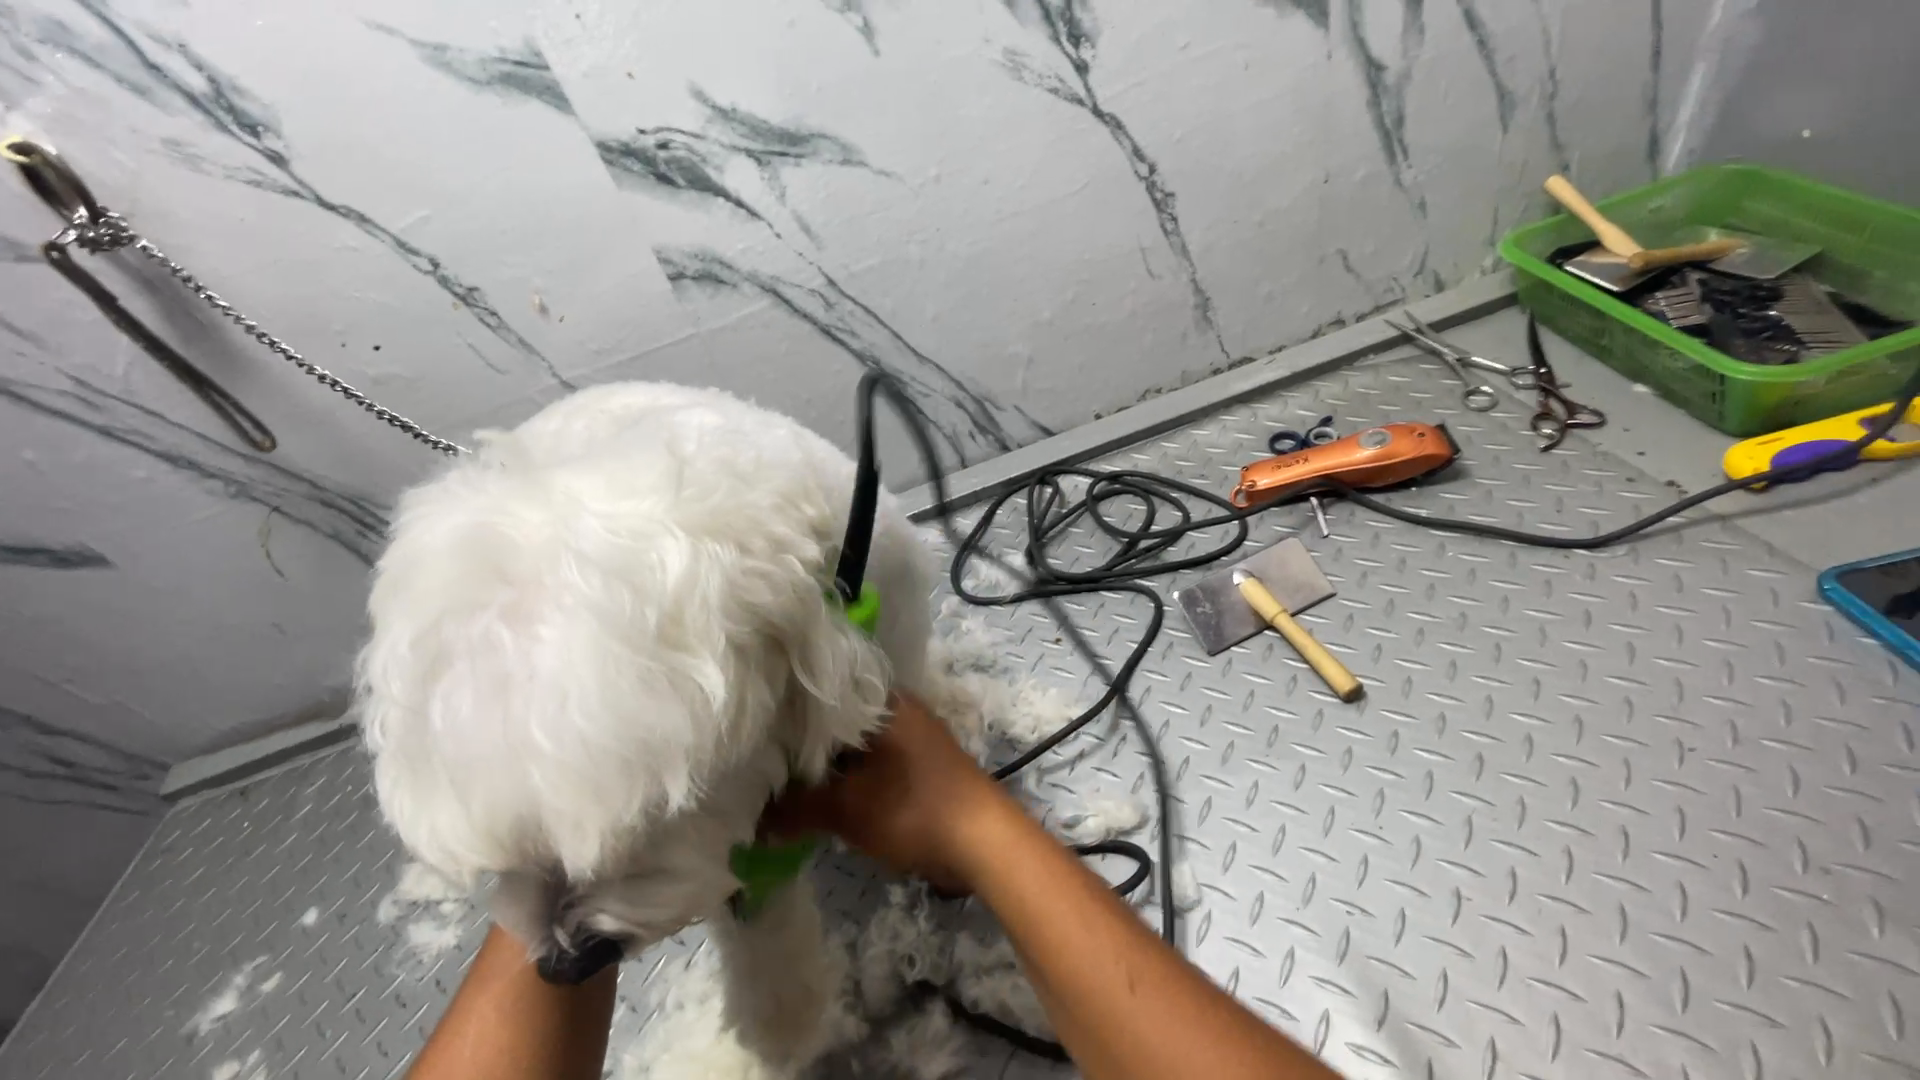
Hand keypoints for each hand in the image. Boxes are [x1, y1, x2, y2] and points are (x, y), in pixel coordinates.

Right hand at [763, 691, 1012, 892]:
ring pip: (850, 744)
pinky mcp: (913, 765)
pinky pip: (866, 763)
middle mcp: (895, 708)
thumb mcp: (847, 809)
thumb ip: (796, 809)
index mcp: (881, 699)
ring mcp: (906, 736)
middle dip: (798, 741)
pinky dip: (843, 777)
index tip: (748, 723)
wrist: (982, 843)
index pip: (818, 689)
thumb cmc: (914, 808)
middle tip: (753, 754)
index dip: (782, 708)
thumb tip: (753, 821)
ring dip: (821, 763)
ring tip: (775, 777)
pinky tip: (814, 795)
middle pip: (833, 718)